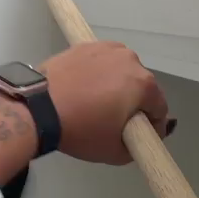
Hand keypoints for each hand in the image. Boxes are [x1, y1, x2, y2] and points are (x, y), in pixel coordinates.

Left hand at [41, 41, 170, 164]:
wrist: (38, 106)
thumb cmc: (81, 129)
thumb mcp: (116, 152)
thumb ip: (140, 146)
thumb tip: (143, 134)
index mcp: (143, 84)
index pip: (160, 108)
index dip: (152, 126)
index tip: (137, 137)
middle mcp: (130, 59)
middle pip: (141, 86)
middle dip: (133, 104)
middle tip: (113, 121)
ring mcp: (106, 48)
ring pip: (121, 71)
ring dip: (116, 85)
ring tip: (96, 103)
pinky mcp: (85, 45)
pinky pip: (101, 62)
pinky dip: (98, 73)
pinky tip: (84, 87)